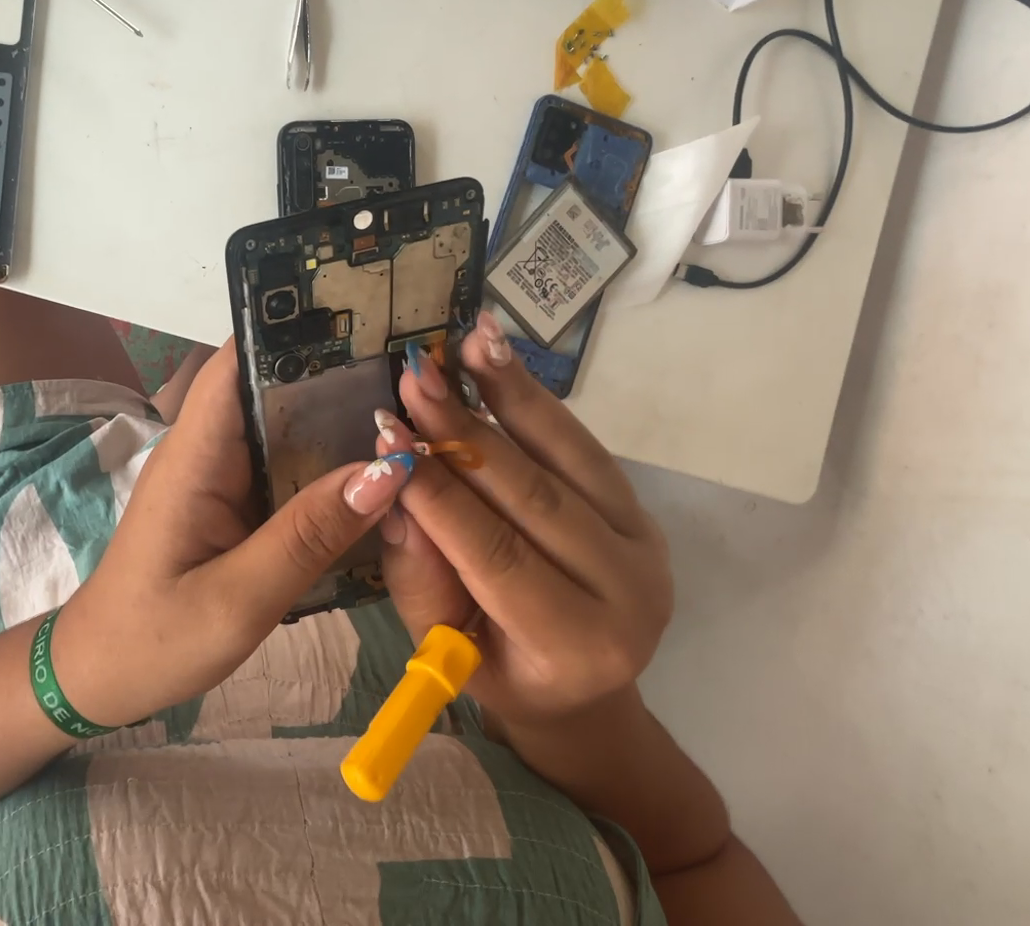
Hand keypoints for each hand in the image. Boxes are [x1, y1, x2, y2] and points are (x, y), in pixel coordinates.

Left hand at [54, 341, 411, 726]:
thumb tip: (390, 469)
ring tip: (415, 410)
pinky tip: (376, 469)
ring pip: (281, 426)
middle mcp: (205, 450)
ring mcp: (216, 476)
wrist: (101, 675)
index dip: (294, 332)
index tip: (367, 318)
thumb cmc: (155, 638)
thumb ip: (310, 535)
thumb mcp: (239, 598)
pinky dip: (324, 462)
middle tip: (417, 372)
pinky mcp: (228, 503)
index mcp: (194, 454)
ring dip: (336, 418)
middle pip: (268, 386)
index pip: (236, 363)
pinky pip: (281, 466)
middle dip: (335, 373)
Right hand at [374, 314, 671, 728]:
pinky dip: (536, 400)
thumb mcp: (444, 643)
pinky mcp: (638, 509)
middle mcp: (628, 590)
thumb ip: (421, 574)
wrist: (579, 689)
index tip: (386, 433)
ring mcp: (643, 543)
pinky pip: (582, 447)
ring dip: (513, 392)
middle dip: (464, 429)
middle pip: (535, 494)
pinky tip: (499, 360)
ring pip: (569, 455)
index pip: (494, 550)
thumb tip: (394, 487)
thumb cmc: (497, 673)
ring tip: (471, 339)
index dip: (437, 489)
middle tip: (414, 375)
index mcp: (574, 642)